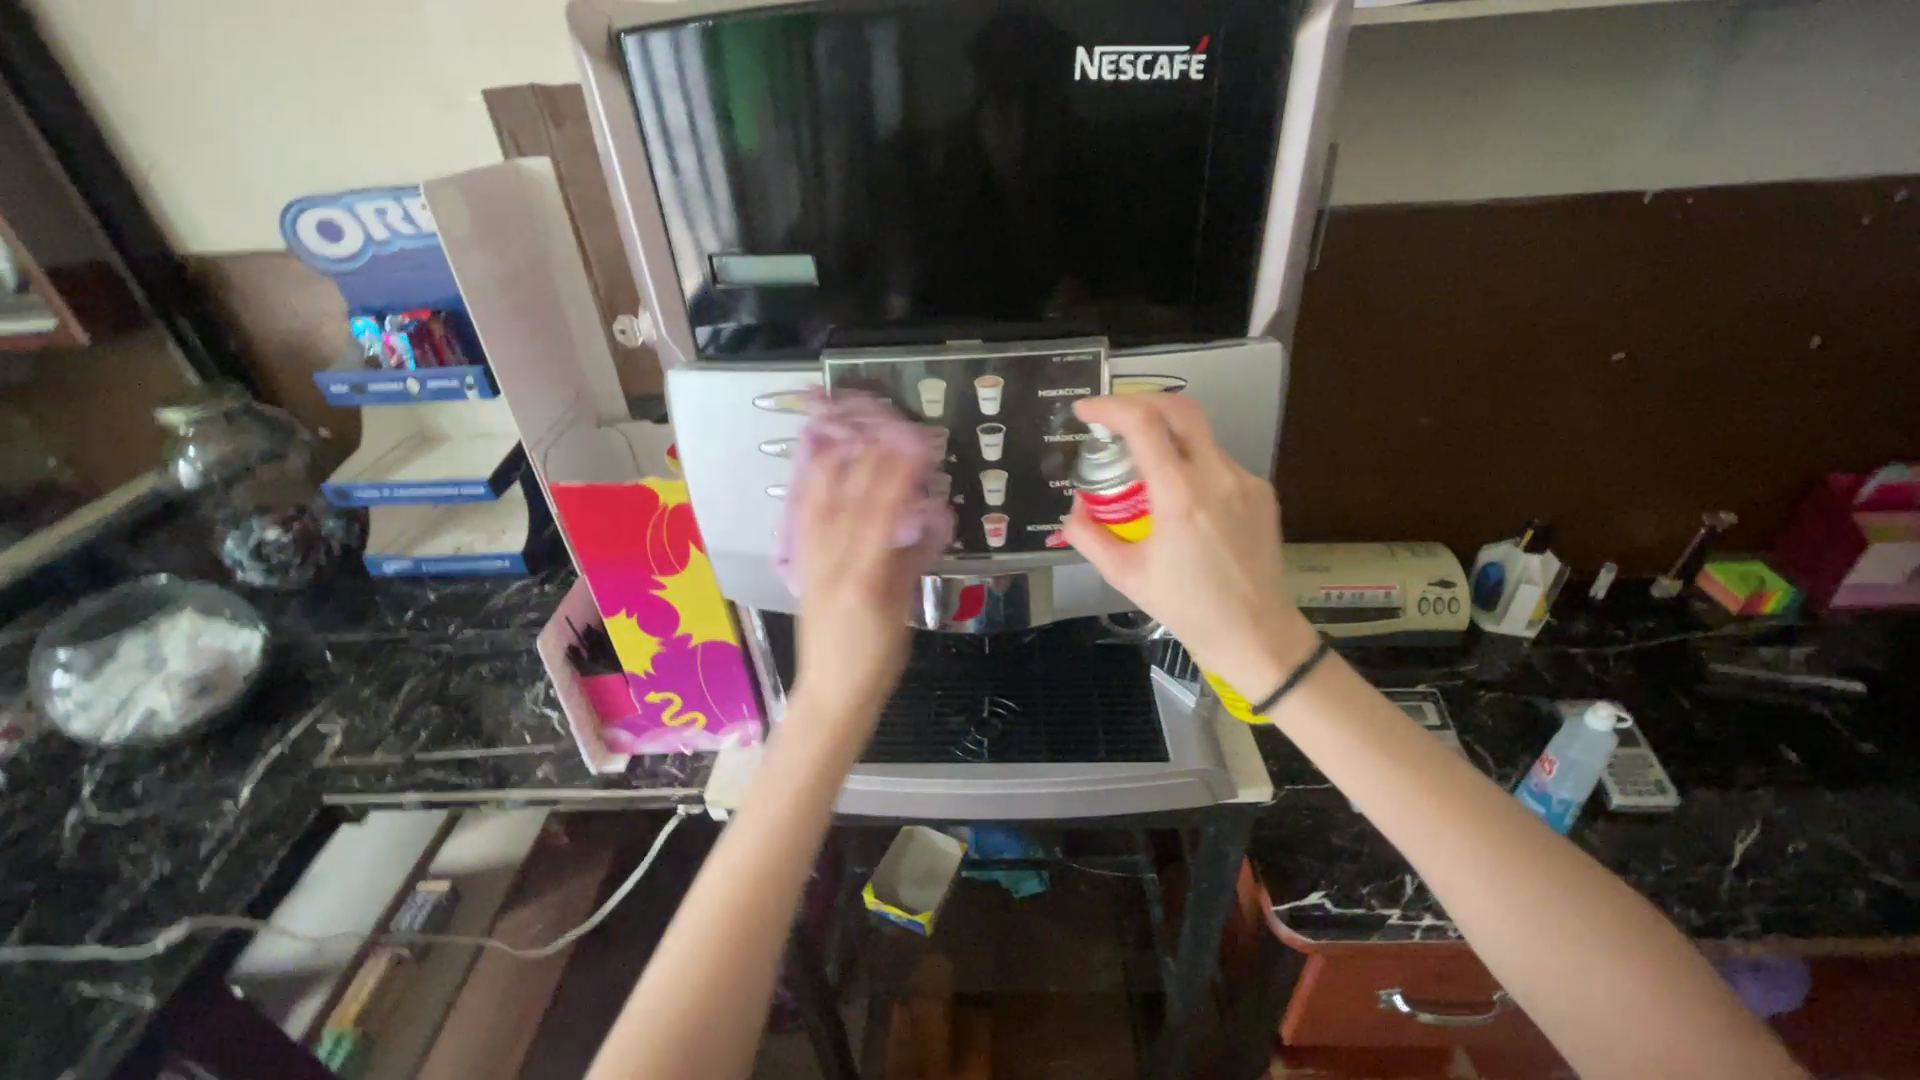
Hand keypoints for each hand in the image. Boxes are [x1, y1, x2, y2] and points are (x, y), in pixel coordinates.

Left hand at [789, 442, 923, 751]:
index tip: (914, 442)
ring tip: (848, 432)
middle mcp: (832, 561)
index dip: (898, 473)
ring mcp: (812, 562)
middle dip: (869, 458)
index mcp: (863, 574)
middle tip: (887, 426)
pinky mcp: (803, 567)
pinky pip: (806, 520)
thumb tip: (933, 520)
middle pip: (850, 498)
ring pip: (821, 503)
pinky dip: (812, 489)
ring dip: (836, 464)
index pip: (882, 511)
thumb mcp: (900, 613)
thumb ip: (911, 563)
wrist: (832, 695)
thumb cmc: (873, 660)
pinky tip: (819, 470)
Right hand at [1063, 395, 1317, 696]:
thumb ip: (1089, 536)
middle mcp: (1217, 477)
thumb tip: (1071, 511)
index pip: (1143, 423)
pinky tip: (1179, 499)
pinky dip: (1191, 465)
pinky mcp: (1261, 492)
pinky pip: (1218, 463)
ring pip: (1200, 437)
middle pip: (1180, 408)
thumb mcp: (1126, 575)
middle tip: (1113, 419)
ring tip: (1142, 469)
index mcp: (1181, 496)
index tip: (1085, 412)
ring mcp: (1245, 482)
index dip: (1109, 407)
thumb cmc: (1187, 609)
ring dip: (1166, 439)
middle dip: (1140, 402)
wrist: (1256, 634)